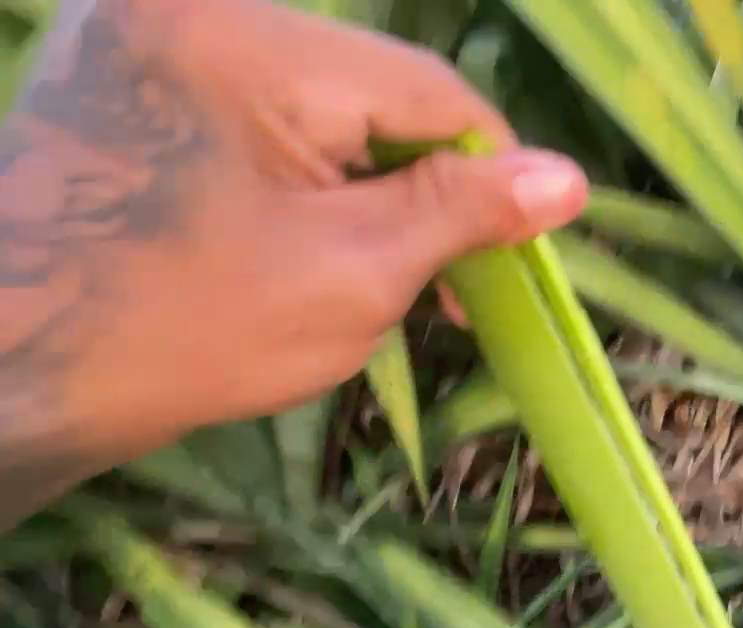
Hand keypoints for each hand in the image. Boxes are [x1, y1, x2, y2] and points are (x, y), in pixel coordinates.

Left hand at [0, 0, 585, 522]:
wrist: (9, 364)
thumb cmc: (196, 326)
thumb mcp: (359, 270)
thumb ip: (465, 209)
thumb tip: (572, 179)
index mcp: (246, 45)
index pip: (434, 92)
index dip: (497, 173)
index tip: (512, 258)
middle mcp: (196, 12)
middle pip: (387, 98)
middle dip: (437, 191)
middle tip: (457, 286)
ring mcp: (161, 43)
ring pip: (344, 115)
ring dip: (391, 195)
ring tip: (402, 278)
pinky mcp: (148, 84)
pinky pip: (286, 124)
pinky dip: (334, 187)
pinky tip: (342, 246)